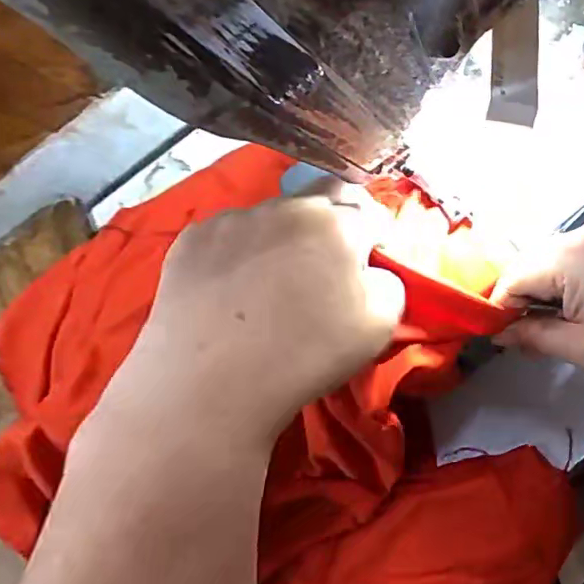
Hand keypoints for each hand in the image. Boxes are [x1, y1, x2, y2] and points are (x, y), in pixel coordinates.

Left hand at [98, 189, 406, 453]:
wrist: (211, 384)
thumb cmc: (307, 355)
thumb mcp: (381, 324)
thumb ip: (389, 282)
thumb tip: (369, 270)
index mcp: (338, 223)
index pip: (369, 208)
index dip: (373, 234)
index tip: (367, 260)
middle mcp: (287, 207)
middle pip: (322, 198)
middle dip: (332, 224)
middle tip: (324, 268)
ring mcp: (235, 218)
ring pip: (275, 214)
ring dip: (285, 235)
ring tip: (273, 280)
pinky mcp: (194, 238)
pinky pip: (231, 232)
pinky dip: (241, 251)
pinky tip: (234, 288)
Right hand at [490, 222, 583, 375]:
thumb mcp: (581, 346)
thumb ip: (532, 337)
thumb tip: (499, 334)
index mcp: (568, 257)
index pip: (512, 278)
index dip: (500, 309)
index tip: (499, 338)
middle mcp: (578, 234)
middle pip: (527, 264)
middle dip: (519, 298)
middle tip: (523, 337)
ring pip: (546, 259)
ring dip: (539, 289)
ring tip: (548, 325)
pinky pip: (568, 257)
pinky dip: (560, 280)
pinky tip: (569, 307)